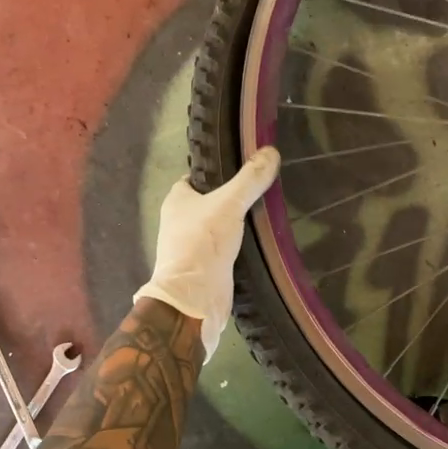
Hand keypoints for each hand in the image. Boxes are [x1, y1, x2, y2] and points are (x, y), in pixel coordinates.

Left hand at [133, 147, 279, 361]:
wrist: (194, 297)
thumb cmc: (203, 242)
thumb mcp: (229, 203)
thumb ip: (250, 179)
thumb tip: (270, 150)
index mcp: (177, 200)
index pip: (197, 178)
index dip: (219, 171)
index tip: (245, 168)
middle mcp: (180, 222)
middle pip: (210, 202)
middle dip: (233, 198)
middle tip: (263, 190)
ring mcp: (194, 247)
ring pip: (220, 227)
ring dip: (239, 224)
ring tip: (269, 213)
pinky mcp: (208, 268)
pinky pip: (227, 250)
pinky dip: (242, 246)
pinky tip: (263, 243)